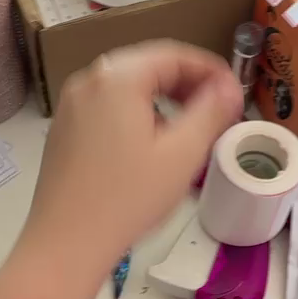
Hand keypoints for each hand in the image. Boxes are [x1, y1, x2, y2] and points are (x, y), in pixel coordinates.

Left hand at [21, 40, 242, 276]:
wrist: (66, 243)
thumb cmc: (128, 199)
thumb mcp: (182, 154)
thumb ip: (211, 111)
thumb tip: (229, 86)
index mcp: (118, 77)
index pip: (173, 55)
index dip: (210, 69)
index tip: (235, 91)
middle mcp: (88, 81)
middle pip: (146, 67)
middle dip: (186, 85)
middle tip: (217, 110)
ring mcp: (70, 107)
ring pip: (125, 90)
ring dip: (161, 102)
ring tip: (187, 132)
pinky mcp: (62, 132)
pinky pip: (106, 110)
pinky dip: (135, 116)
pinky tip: (149, 148)